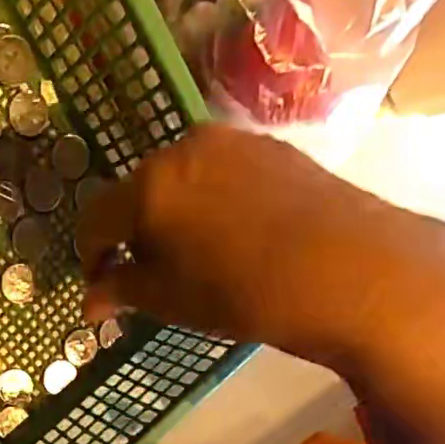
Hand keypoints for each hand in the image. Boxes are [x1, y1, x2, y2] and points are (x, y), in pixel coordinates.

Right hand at [76, 125, 444, 375]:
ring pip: (181, 182)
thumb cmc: (249, 294)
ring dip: (175, 220)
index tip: (103, 289)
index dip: (91, 258)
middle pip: (138, 194)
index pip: (95, 219)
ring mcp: (233, 141)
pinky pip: (220, 175)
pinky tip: (238, 240)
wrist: (354, 272)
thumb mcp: (176, 301)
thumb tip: (90, 300)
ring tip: (201, 263)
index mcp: (151, 185)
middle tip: (155, 281)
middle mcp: (184, 147)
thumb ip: (125, 291)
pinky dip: (211, 206)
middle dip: (136, 238)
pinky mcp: (272, 147)